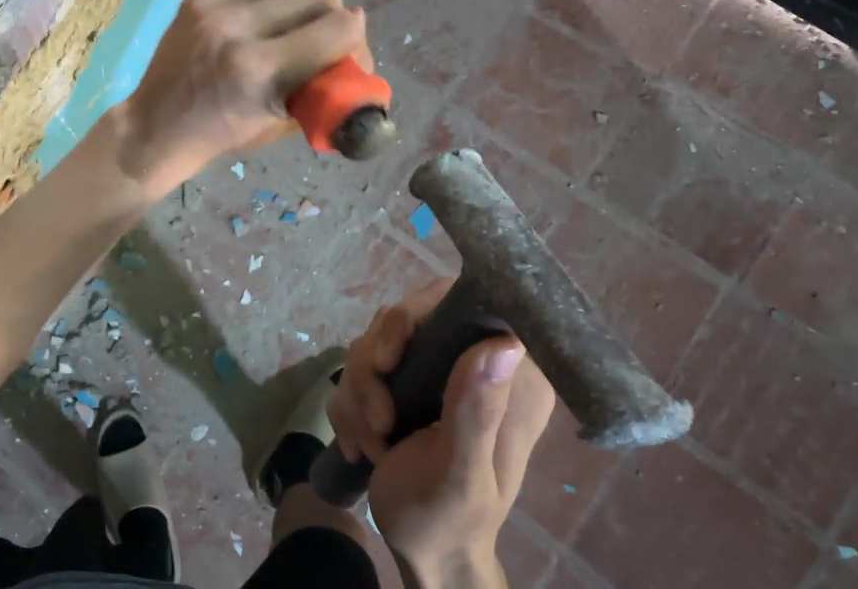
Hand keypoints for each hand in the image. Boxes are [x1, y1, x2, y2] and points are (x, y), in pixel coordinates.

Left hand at [115, 0, 372, 193]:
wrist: (156, 124)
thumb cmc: (222, 133)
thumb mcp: (282, 121)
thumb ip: (323, 85)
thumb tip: (358, 49)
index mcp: (258, 68)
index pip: (338, 28)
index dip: (356, 42)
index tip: (351, 55)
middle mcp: (236, 27)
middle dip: (334, 17)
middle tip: (327, 39)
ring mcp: (214, 4)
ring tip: (299, 23)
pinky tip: (274, 8)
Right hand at [327, 279, 553, 585]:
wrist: (420, 553)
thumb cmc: (448, 520)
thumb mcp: (460, 472)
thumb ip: (476, 410)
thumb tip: (505, 341)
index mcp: (507, 380)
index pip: (461, 304)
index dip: (417, 314)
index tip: (389, 357)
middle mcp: (470, 366)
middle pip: (401, 322)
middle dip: (373, 372)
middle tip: (378, 421)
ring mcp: (432, 377)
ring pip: (372, 346)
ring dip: (359, 396)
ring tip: (371, 444)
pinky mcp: (400, 389)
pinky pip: (356, 372)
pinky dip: (350, 408)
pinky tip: (361, 445)